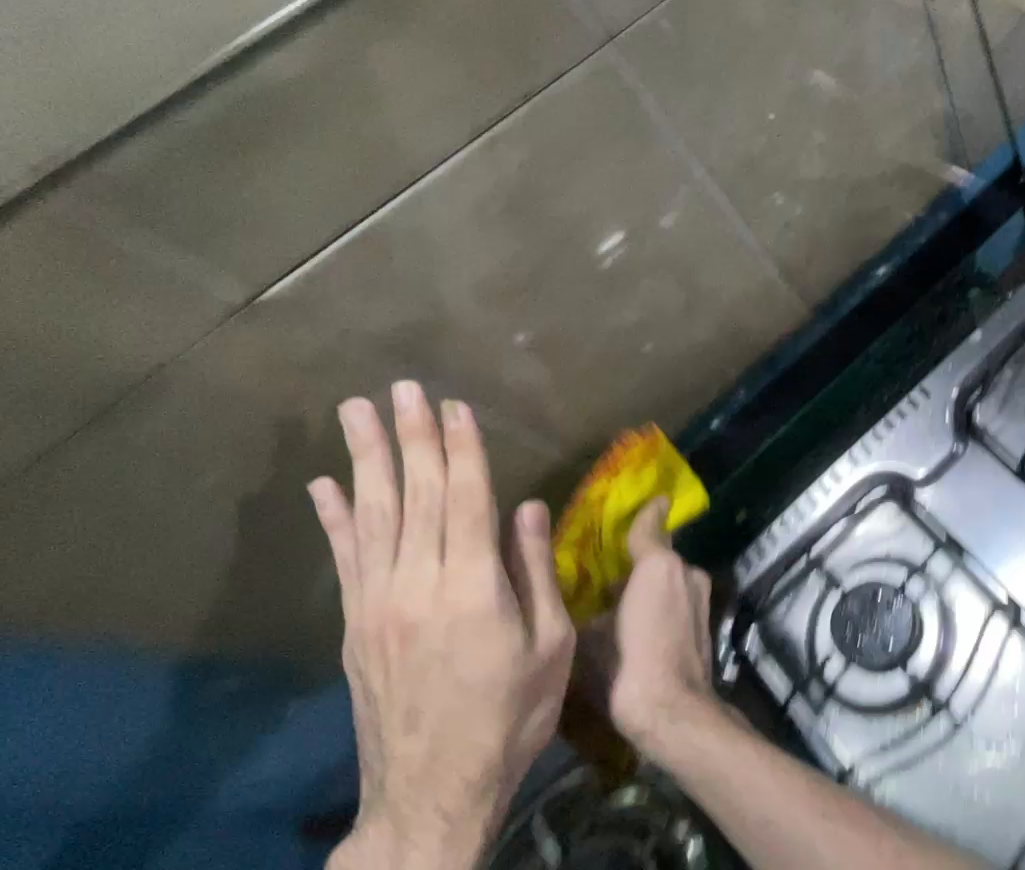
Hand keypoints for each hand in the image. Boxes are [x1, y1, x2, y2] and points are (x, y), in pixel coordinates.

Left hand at [309, 381, 575, 869]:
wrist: (433, 787)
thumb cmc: (512, 713)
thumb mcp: (550, 645)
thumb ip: (535, 572)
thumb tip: (530, 508)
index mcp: (473, 588)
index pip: (466, 500)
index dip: (462, 450)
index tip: (454, 406)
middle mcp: (418, 584)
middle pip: (414, 496)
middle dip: (410, 437)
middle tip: (400, 388)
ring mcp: (377, 604)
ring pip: (372, 516)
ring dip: (366, 459)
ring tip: (356, 413)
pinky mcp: (355, 625)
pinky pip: (345, 559)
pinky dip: (334, 518)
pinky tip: (325, 484)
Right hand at [604, 497, 720, 756]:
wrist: (673, 709)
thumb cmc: (626, 666)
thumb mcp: (591, 636)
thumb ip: (594, 610)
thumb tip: (595, 607)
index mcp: (659, 566)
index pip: (650, 528)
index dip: (648, 514)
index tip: (655, 499)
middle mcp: (687, 571)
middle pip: (660, 558)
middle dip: (638, 565)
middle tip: (608, 579)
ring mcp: (702, 596)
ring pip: (671, 581)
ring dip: (651, 588)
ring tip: (620, 609)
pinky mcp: (708, 619)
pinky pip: (680, 600)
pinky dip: (663, 605)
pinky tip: (641, 628)